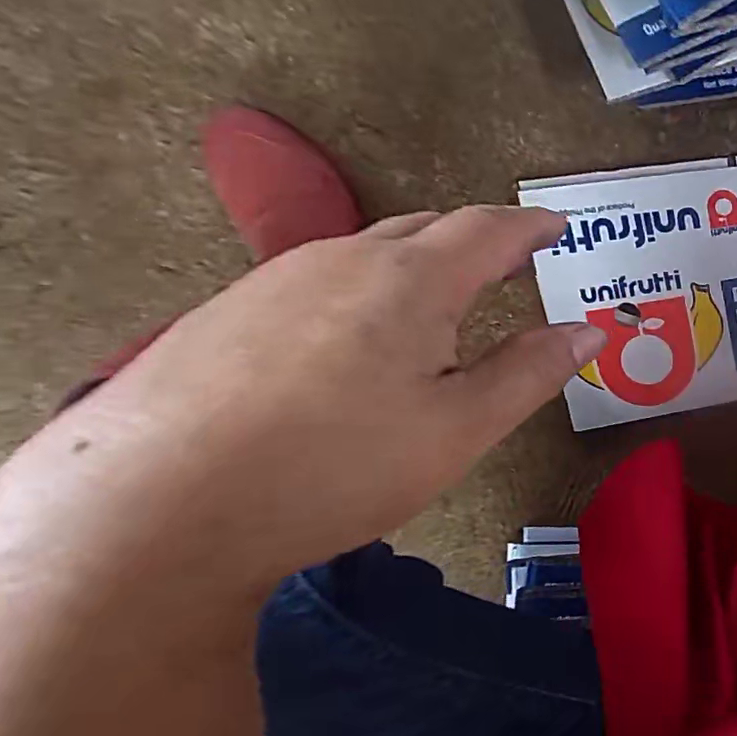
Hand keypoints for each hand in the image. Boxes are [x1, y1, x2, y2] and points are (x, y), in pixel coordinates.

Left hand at [44, 206, 604, 575]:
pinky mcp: (228, 311)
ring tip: (442, 297)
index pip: (489, 229)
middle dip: (478, 239)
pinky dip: (367, 288)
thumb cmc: (337, 466)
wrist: (149, 509)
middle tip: (510, 261)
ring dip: (420, 262)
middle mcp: (344, 258)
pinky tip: (354, 339)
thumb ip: (530, 372)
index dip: (531, 226)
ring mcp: (277, 279)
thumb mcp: (459, 428)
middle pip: (428, 229)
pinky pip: (323, 278)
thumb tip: (587, 332)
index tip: (557, 226)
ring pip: (370, 251)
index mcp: (412, 280)